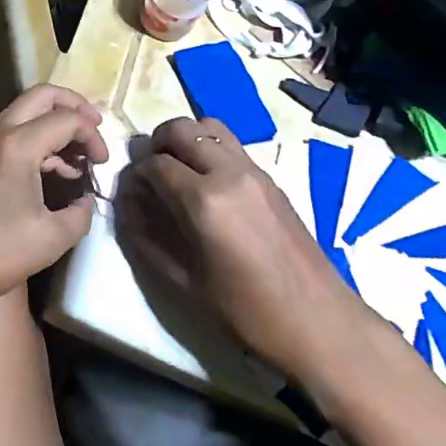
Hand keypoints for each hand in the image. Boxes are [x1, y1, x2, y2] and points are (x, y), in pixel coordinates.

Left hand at [0, 84, 109, 333]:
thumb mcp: (53, 237)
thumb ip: (82, 212)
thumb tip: (86, 199)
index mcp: (18, 144)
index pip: (68, 120)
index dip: (93, 137)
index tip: (104, 164)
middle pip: (44, 95)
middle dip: (75, 106)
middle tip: (96, 128)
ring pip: (28, 111)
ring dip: (57, 123)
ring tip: (80, 157)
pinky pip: (16, 129)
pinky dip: (41, 138)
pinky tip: (57, 169)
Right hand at [123, 116, 368, 380]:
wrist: (317, 319)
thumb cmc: (246, 312)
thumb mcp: (185, 284)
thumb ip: (147, 240)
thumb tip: (127, 206)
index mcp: (204, 200)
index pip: (156, 164)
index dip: (136, 175)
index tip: (130, 192)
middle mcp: (229, 172)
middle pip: (182, 129)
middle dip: (157, 143)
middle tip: (148, 171)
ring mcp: (254, 170)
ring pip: (210, 126)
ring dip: (186, 138)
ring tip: (176, 168)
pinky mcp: (270, 178)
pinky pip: (232, 144)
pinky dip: (210, 148)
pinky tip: (205, 182)